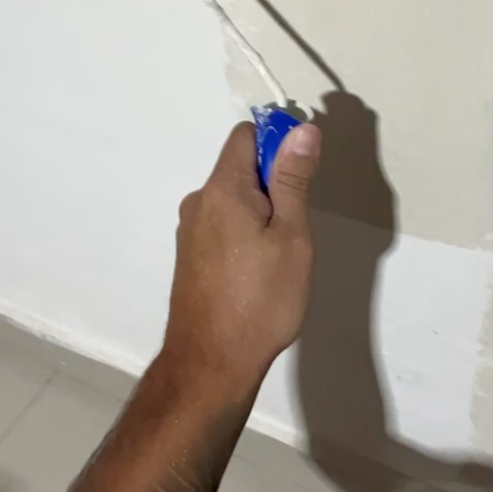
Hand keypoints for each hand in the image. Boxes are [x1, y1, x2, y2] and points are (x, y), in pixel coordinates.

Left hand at [163, 119, 322, 385]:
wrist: (211, 362)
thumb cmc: (261, 299)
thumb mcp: (291, 235)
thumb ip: (293, 179)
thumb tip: (301, 129)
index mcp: (222, 188)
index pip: (246, 135)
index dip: (278, 142)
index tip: (301, 176)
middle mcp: (199, 202)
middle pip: (240, 168)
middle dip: (273, 184)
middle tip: (296, 228)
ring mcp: (190, 231)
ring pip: (233, 200)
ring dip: (260, 213)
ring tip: (280, 256)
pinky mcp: (191, 257)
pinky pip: (223, 226)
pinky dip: (244, 234)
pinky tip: (258, 272)